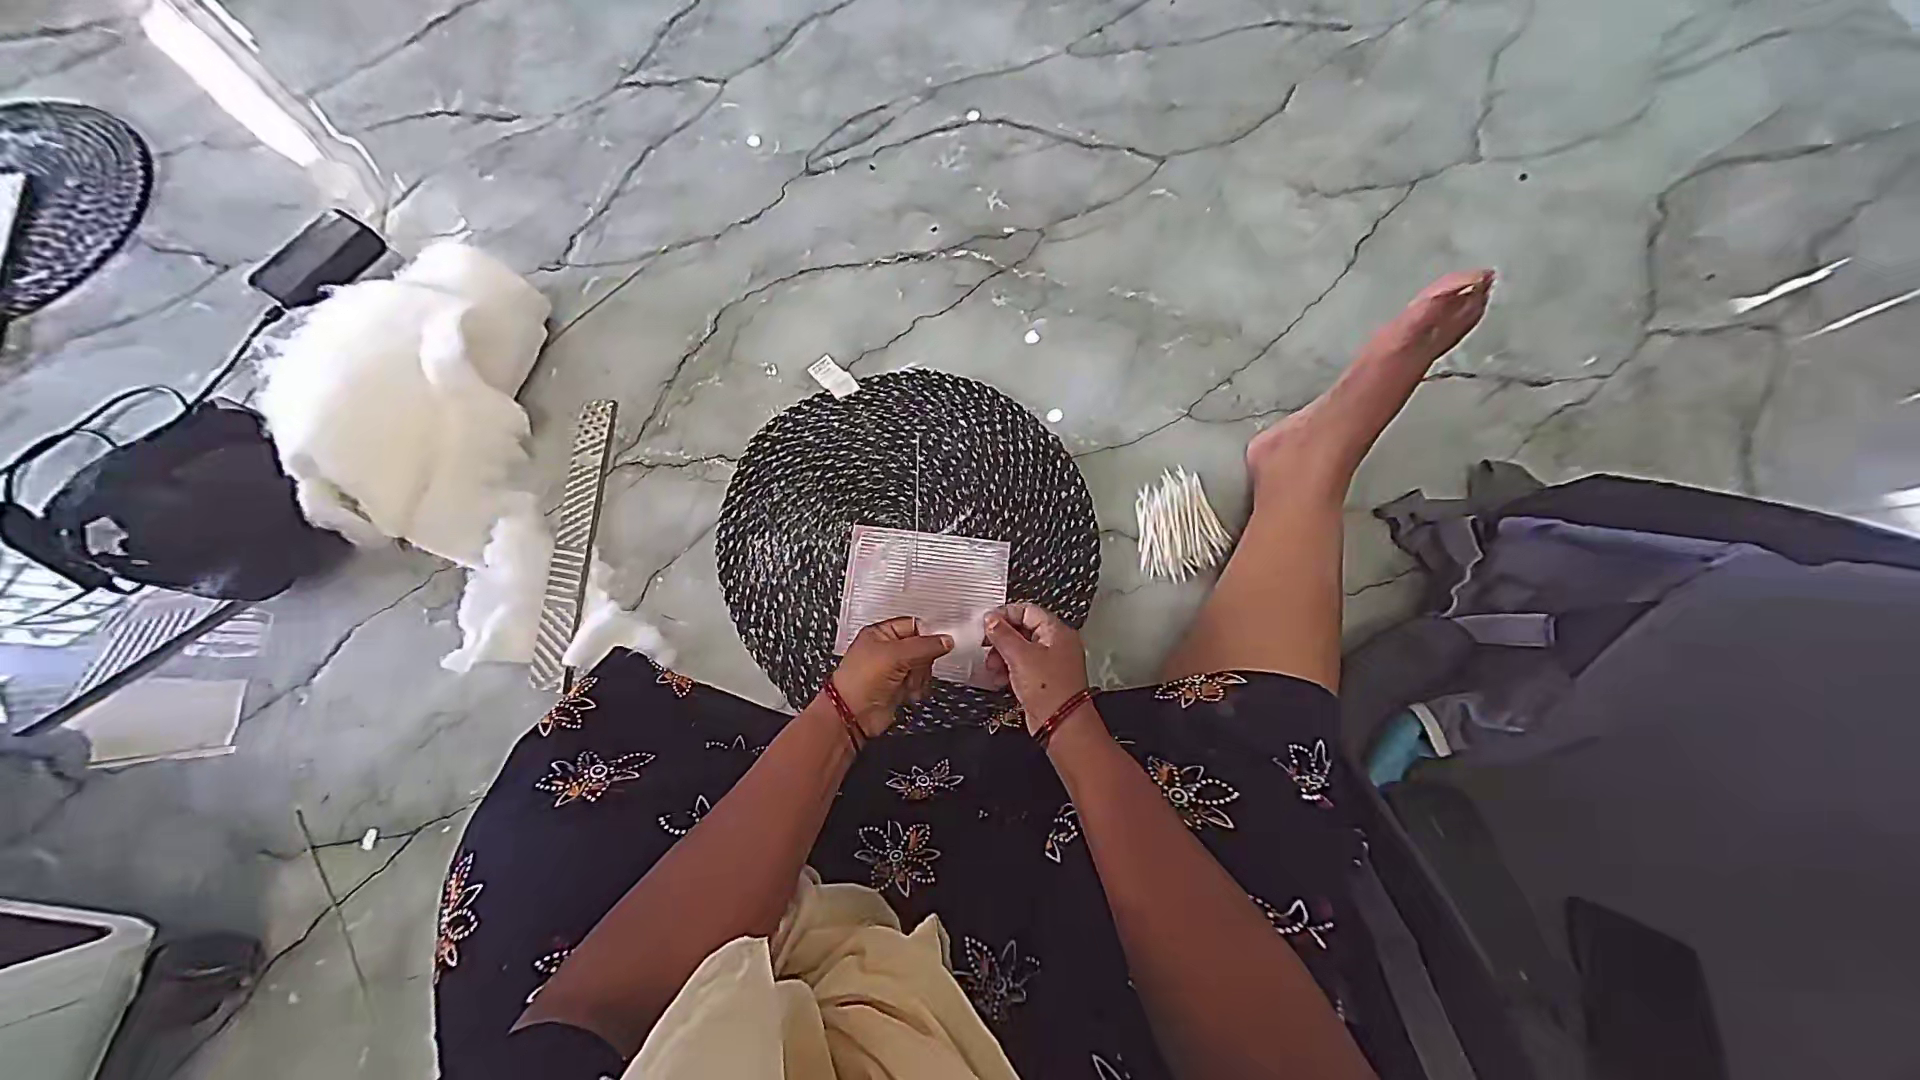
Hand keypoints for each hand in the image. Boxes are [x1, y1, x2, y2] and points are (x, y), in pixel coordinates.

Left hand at [828, 617, 954, 736]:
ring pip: (923, 666)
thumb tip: (945, 640)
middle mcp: (887, 650)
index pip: (913, 625)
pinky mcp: (898, 687)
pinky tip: (909, 692)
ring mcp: (893, 669)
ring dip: (921, 676)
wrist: (852, 715)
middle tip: (916, 665)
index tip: (940, 641)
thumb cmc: (859, 681)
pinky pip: (919, 682)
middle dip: (923, 660)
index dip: (927, 633)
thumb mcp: (895, 655)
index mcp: (881, 633)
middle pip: (921, 647)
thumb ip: (924, 646)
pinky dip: (918, 688)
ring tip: (910, 682)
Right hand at [983, 602, 1089, 733]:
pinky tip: (999, 678)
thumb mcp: (1019, 656)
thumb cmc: (1050, 691)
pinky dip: (1009, 669)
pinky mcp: (1044, 679)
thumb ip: (1002, 634)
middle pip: (1023, 630)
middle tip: (987, 645)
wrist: (1061, 725)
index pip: (1028, 611)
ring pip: (1020, 649)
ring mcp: (1051, 662)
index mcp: (1057, 632)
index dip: (1006, 614)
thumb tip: (991, 619)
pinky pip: (1022, 666)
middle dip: (1001, 639)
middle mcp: (1056, 644)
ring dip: (1002, 655)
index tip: (988, 623)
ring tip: (992, 666)